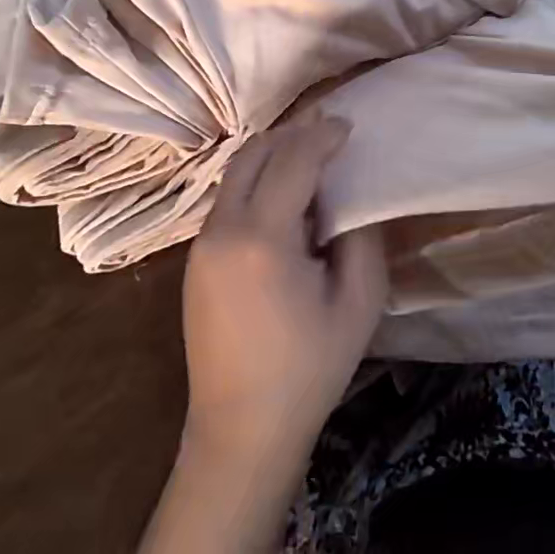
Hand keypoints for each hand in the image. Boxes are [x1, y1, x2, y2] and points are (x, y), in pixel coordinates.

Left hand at [181, 116, 387, 456]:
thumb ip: (360, 238)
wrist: (242, 429)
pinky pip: (226, 202)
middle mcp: (222, 231)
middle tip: (326, 134)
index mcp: (263, 239)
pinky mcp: (194, 262)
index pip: (292, 162)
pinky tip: (281, 201)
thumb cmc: (310, 368)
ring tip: (307, 159)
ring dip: (270, 156)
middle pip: (252, 155)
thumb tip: (349, 200)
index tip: (348, 127)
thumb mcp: (357, 302)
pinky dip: (255, 183)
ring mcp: (201, 246)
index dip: (322, 137)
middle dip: (290, 136)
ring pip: (233, 176)